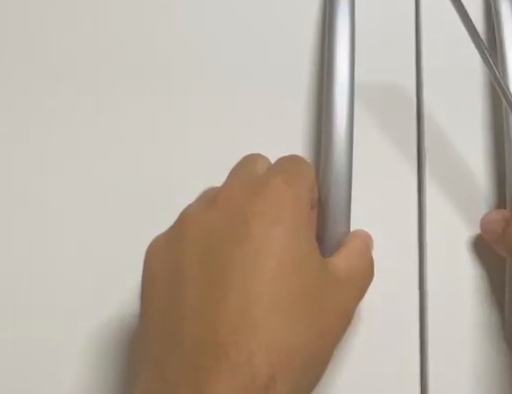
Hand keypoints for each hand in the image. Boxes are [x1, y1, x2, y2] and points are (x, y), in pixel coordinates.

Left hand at [132, 153, 374, 393]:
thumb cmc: (279, 344)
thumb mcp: (340, 302)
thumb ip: (355, 256)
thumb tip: (355, 241)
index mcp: (274, 198)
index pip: (297, 167)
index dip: (308, 200)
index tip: (310, 237)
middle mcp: (226, 199)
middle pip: (254, 174)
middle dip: (269, 202)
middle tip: (281, 256)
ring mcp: (185, 226)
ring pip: (218, 204)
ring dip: (233, 226)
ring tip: (244, 285)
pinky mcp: (156, 256)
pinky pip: (185, 238)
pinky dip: (199, 255)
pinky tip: (211, 301)